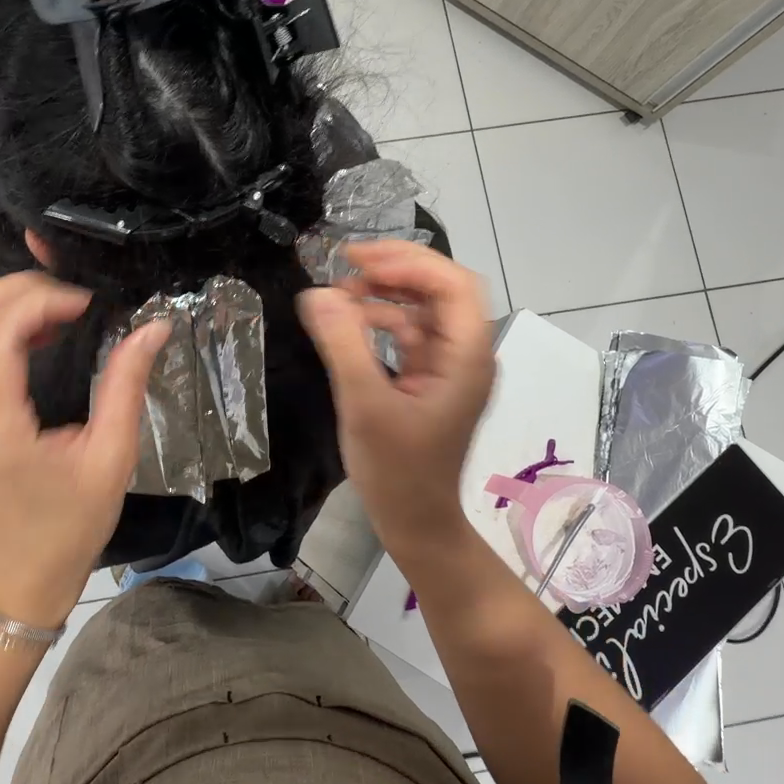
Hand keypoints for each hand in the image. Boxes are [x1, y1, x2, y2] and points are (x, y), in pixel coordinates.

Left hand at [0, 272, 167, 627]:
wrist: (22, 574)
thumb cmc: (71, 525)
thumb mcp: (112, 459)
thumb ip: (127, 387)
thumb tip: (153, 328)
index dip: (36, 302)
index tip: (82, 304)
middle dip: (12, 292)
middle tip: (64, 297)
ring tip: (44, 311)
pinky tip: (21, 336)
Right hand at [299, 241, 495, 545]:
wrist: (415, 522)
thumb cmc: (397, 471)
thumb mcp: (365, 405)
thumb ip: (343, 345)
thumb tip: (317, 293)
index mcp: (467, 357)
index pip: (453, 284)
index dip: (409, 262)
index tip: (358, 261)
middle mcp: (466, 354)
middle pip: (441, 290)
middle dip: (396, 270)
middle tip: (347, 263)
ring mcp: (449, 368)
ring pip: (424, 310)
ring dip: (386, 294)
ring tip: (341, 292)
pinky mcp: (430, 381)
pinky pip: (411, 336)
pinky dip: (382, 322)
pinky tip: (350, 323)